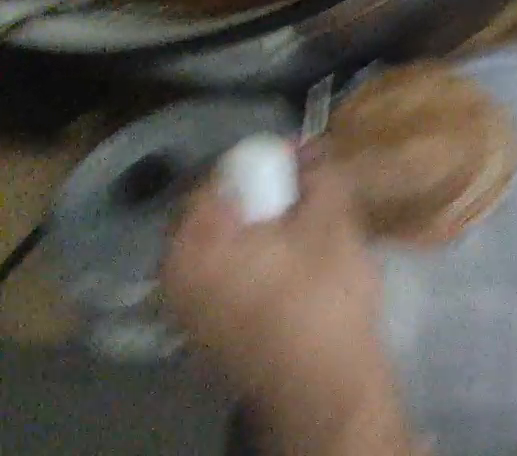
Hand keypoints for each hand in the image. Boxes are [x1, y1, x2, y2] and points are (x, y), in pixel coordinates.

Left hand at [163, 153, 410, 452]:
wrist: (320, 379)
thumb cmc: (324, 296)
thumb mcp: (333, 226)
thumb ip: (320, 180)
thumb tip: (312, 146)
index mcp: (194, 245)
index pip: (217, 179)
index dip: (264, 159)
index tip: (307, 154)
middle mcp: (173, 274)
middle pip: (213, 212)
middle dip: (262, 192)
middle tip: (312, 187)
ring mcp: (184, 305)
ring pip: (220, 243)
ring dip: (260, 224)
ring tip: (309, 221)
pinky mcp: (204, 326)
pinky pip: (223, 271)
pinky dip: (254, 253)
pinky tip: (295, 259)